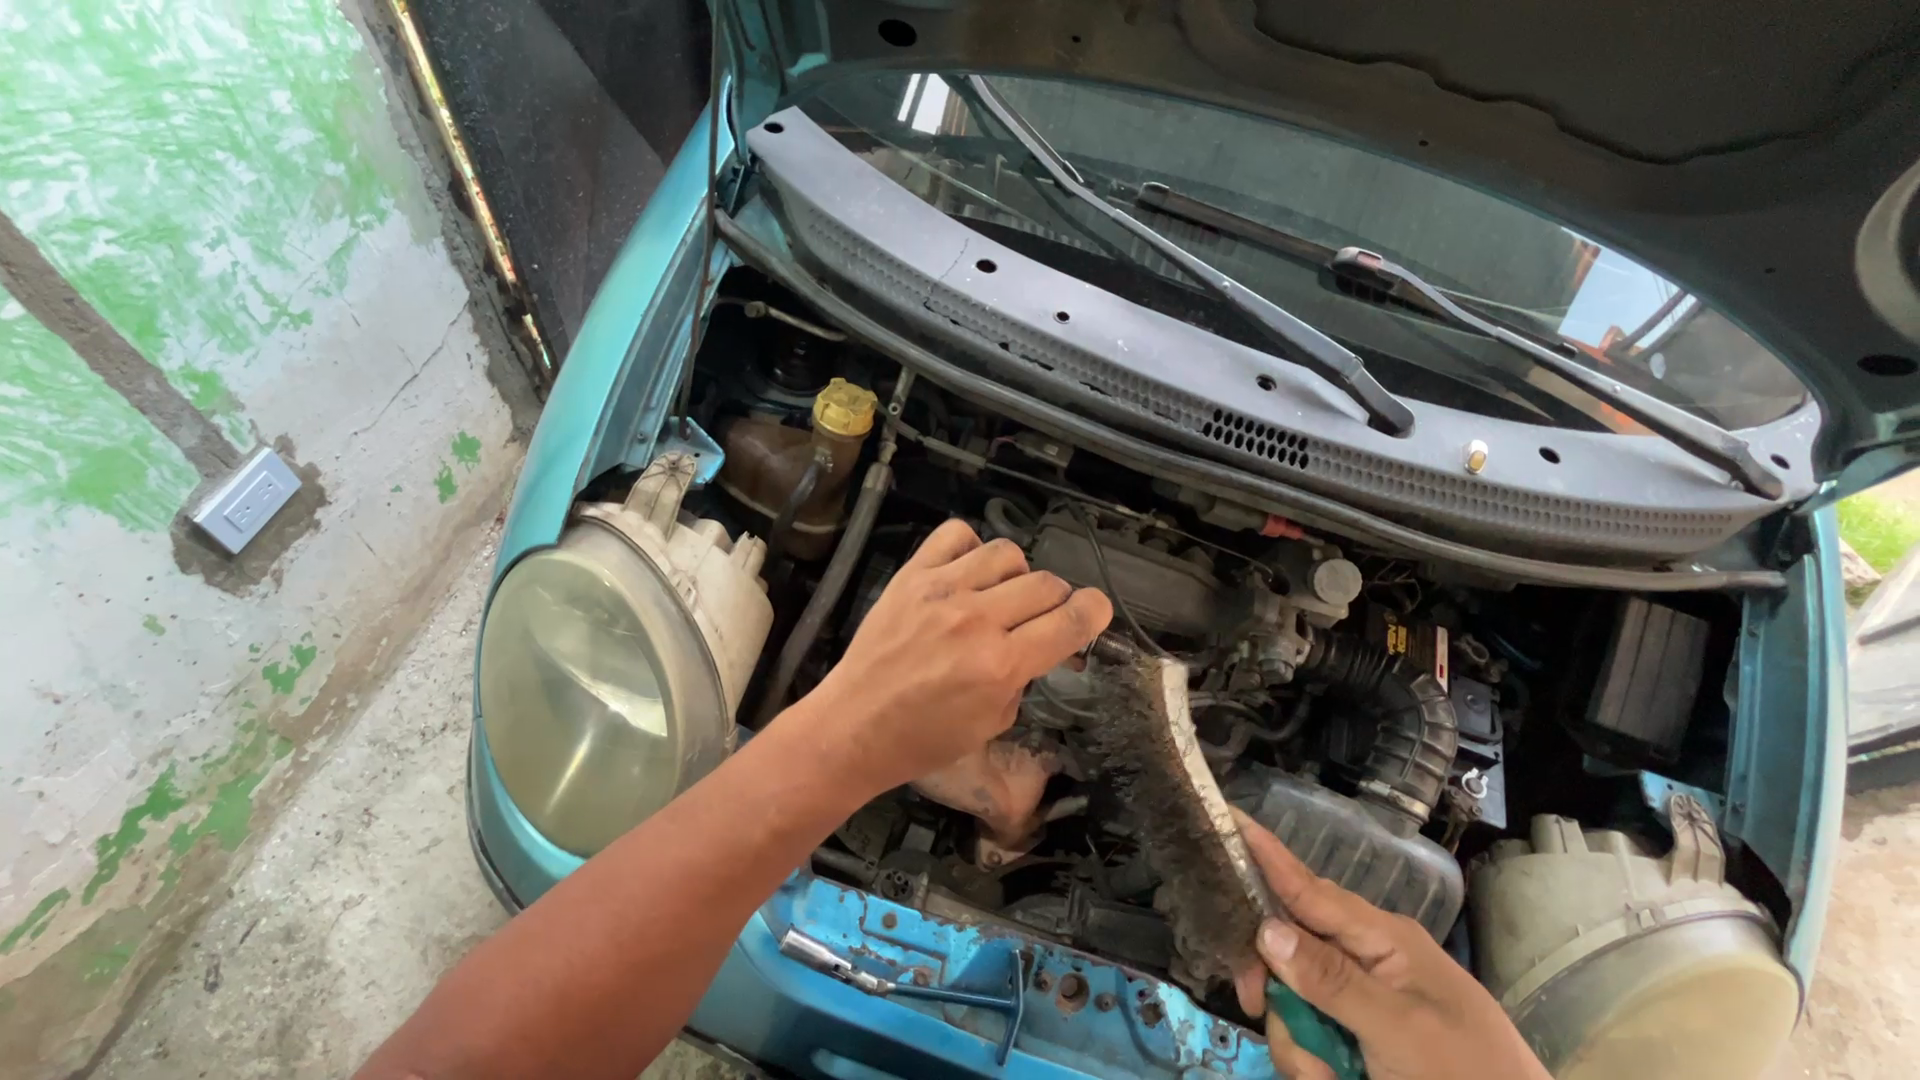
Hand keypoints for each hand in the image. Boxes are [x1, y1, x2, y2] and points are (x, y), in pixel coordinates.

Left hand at [785, 519, 1111, 797]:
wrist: (854, 726)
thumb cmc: (923, 739)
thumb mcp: (992, 722)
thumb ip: (1024, 677)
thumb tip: (1041, 645)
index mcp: (1001, 665)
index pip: (1071, 620)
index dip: (1095, 612)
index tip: (1094, 612)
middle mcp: (976, 620)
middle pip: (1046, 584)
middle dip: (1056, 602)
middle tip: (1038, 620)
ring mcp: (941, 591)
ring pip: (1007, 553)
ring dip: (1016, 575)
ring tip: (999, 596)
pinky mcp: (911, 575)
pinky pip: (956, 534)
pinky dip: (971, 548)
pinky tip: (966, 573)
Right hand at [1230, 810, 1549, 1079]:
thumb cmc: (1470, 1076)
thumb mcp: (1404, 1030)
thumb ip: (1333, 980)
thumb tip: (1265, 927)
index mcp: (1381, 938)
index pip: (1308, 887)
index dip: (1265, 854)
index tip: (1227, 816)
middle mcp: (1362, 960)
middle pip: (1285, 949)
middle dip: (1273, 986)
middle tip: (1255, 1006)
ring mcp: (1355, 1004)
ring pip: (1288, 1000)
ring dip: (1297, 1043)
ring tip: (1330, 1079)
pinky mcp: (1351, 1041)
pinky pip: (1303, 1038)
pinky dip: (1309, 1066)